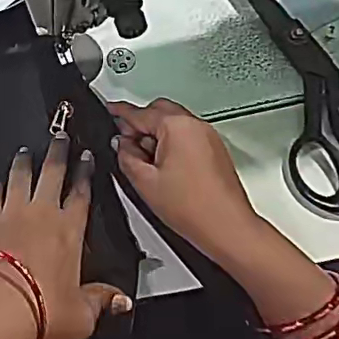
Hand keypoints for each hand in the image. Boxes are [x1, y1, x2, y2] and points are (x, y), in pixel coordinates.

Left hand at [0, 137, 130, 338]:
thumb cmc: (39, 309)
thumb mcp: (82, 314)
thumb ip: (101, 301)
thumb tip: (119, 301)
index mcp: (69, 231)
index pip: (81, 193)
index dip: (84, 173)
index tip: (85, 158)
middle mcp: (41, 215)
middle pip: (51, 173)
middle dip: (57, 152)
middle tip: (59, 137)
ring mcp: (12, 214)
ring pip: (19, 176)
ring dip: (23, 162)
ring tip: (25, 151)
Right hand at [109, 98, 266, 259]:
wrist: (226, 228)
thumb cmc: (195, 208)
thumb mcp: (144, 181)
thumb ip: (125, 156)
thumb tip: (122, 145)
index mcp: (177, 126)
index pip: (140, 112)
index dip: (120, 112)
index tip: (111, 110)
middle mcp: (196, 126)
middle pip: (159, 111)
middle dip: (140, 124)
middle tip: (125, 143)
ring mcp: (209, 137)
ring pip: (174, 124)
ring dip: (157, 135)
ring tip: (147, 164)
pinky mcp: (215, 150)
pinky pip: (187, 136)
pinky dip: (172, 144)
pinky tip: (165, 170)